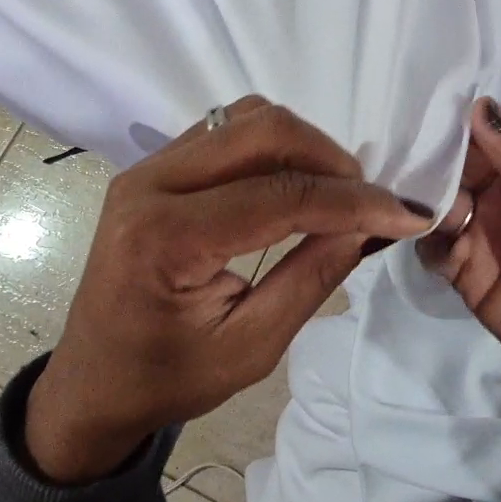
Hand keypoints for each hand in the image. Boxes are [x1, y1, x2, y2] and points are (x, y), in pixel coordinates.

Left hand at [26, 96, 434, 483]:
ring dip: (304, 146)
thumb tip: (368, 224)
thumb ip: (311, 278)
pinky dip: (275, 146)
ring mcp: (149, 167)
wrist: (92, 383)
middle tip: (368, 201)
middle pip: (263, 129)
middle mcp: (151, 183)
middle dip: (330, 159)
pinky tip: (295, 184)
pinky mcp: (156, 166)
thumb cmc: (167, 379)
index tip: (408, 213)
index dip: (353, 202)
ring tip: (335, 193)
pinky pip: (227, 130)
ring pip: (246, 118)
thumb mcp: (250, 348)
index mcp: (166, 237)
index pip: (280, 195)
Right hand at [417, 99, 500, 439]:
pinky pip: (433, 247)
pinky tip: (441, 248)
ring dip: (426, 201)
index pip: (491, 133)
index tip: (423, 115)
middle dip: (433, 161)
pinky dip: (426, 240)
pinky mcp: (467, 276)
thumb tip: (479, 108)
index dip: (459, 124)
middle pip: (456, 165)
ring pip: (438, 203)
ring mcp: (486, 235)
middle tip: (409, 164)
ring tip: (432, 212)